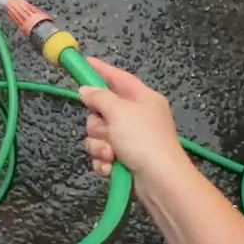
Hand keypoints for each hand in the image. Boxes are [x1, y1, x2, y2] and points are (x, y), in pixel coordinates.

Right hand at [79, 57, 191, 181]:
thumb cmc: (143, 139)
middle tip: (106, 131)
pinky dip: (104, 162)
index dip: (101, 70)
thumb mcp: (120, 112)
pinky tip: (111, 168)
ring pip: (99, 136)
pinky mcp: (125, 160)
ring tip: (112, 155)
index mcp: (142, 98)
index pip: (118, 78)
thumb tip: (86, 90)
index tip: (84, 62)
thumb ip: (100, 98)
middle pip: (102, 111)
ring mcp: (131, 139)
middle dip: (98, 125)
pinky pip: (102, 155)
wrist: (159, 180)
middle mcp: (137, 116)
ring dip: (100, 146)